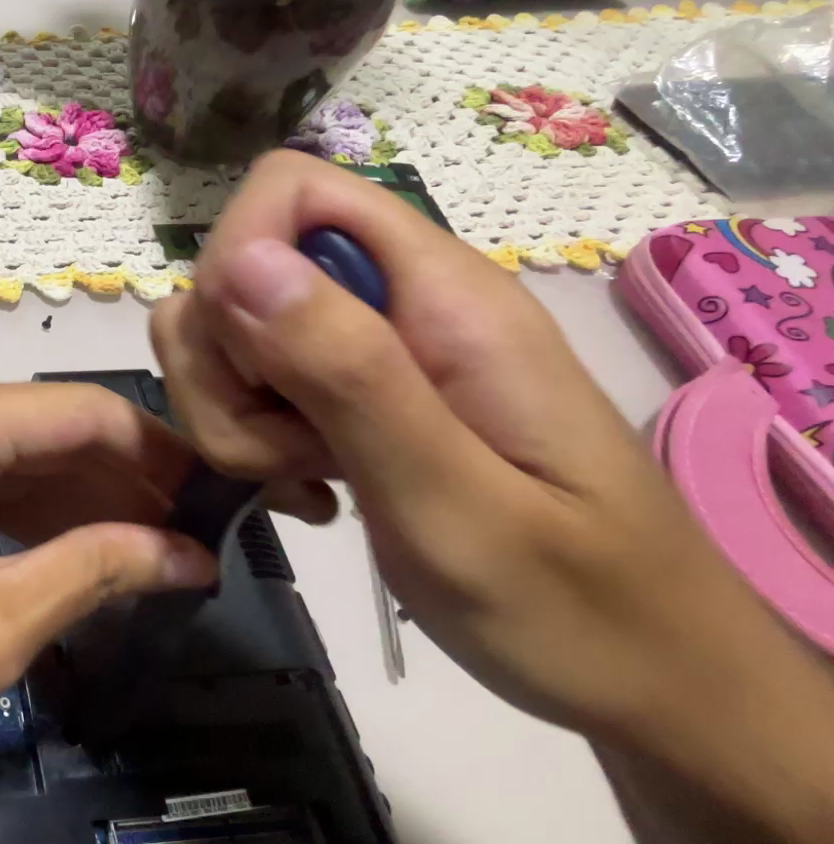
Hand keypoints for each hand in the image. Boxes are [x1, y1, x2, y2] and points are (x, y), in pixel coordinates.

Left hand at [0, 377, 322, 843]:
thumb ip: (97, 570)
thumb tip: (187, 553)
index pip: (86, 410)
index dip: (164, 455)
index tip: (222, 501)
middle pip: (49, 424)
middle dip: (126, 479)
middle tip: (200, 536)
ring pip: (13, 448)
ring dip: (80, 495)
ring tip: (156, 548)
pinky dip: (26, 506)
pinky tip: (80, 546)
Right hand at [150, 150, 833, 839]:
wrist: (645, 675)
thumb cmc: (573, 604)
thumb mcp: (453, 497)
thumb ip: (348, 372)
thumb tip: (239, 261)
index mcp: (440, 293)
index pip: (291, 190)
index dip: (236, 254)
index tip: (244, 362)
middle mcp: (395, 299)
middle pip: (236, 270)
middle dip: (222, 364)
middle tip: (282, 448)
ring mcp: (369, 348)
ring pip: (225, 332)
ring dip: (229, 410)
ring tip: (303, 478)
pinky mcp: (350, 394)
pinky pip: (247, 384)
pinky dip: (247, 437)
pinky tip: (306, 489)